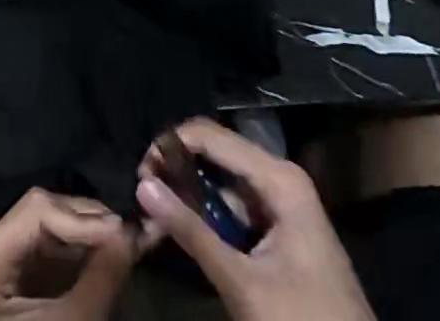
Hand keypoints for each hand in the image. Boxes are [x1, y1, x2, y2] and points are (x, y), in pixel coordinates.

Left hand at [0, 188, 144, 320]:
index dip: (81, 216)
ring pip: (53, 221)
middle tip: (133, 230)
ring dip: (93, 228)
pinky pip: (56, 242)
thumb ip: (104, 273)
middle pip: (43, 210)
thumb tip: (135, 229)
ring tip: (131, 237)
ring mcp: (3, 258)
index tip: (121, 230)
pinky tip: (115, 247)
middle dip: (90, 220)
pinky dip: (86, 243)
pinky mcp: (22, 271)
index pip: (36, 211)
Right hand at [138, 119, 373, 320]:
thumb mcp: (242, 280)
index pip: (212, 136)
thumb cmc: (303, 319)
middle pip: (216, 155)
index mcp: (279, 177)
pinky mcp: (274, 229)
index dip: (172, 145)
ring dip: (186, 196)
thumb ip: (192, 232)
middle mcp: (279, 178)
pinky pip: (231, 209)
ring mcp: (278, 203)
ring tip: (150, 212)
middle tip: (140, 196)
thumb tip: (142, 186)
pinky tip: (177, 228)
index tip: (137, 171)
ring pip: (220, 184)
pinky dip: (204, 217)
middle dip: (176, 171)